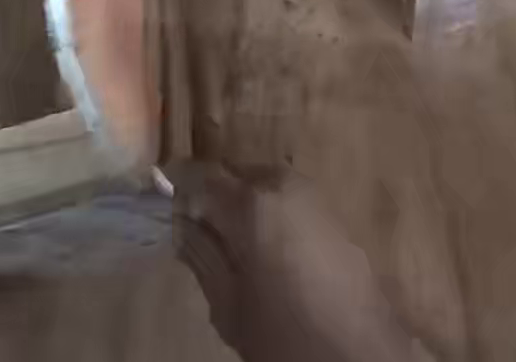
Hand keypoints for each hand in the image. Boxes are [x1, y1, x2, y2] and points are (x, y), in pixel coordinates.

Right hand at [166, 163, 431, 361]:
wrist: (357, 349)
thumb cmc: (283, 334)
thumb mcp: (229, 304)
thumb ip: (201, 254)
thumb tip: (180, 222)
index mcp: (252, 202)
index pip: (201, 174)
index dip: (177, 179)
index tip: (158, 189)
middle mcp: (280, 181)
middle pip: (232, 171)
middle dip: (208, 189)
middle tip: (189, 220)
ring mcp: (308, 189)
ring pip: (258, 179)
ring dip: (236, 196)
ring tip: (222, 233)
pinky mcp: (326, 204)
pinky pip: (281, 191)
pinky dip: (262, 204)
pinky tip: (256, 238)